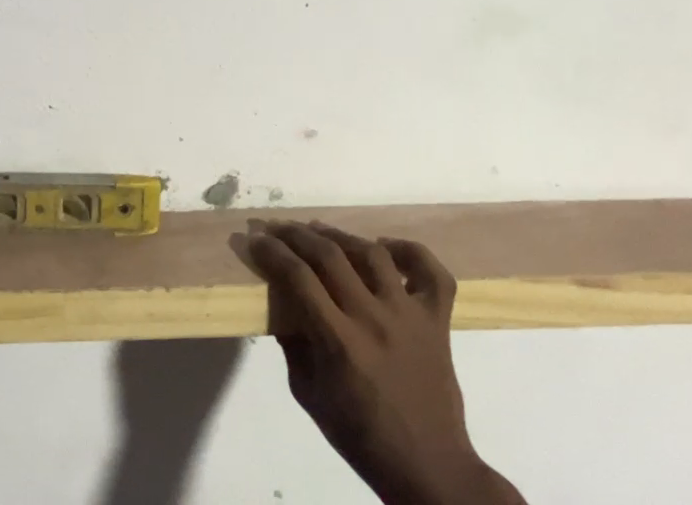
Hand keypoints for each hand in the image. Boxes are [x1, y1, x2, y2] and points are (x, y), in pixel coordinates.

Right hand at [247, 221, 524, 504]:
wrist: (426, 463)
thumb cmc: (357, 432)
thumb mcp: (306, 391)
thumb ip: (294, 341)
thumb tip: (283, 302)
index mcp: (338, 341)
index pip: (297, 277)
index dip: (271, 251)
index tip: (254, 240)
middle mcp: (374, 319)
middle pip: (330, 255)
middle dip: (296, 235)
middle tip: (276, 228)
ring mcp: (410, 317)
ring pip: (374, 254)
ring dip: (341, 235)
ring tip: (320, 231)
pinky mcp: (438, 322)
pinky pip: (433, 274)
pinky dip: (411, 252)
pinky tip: (386, 247)